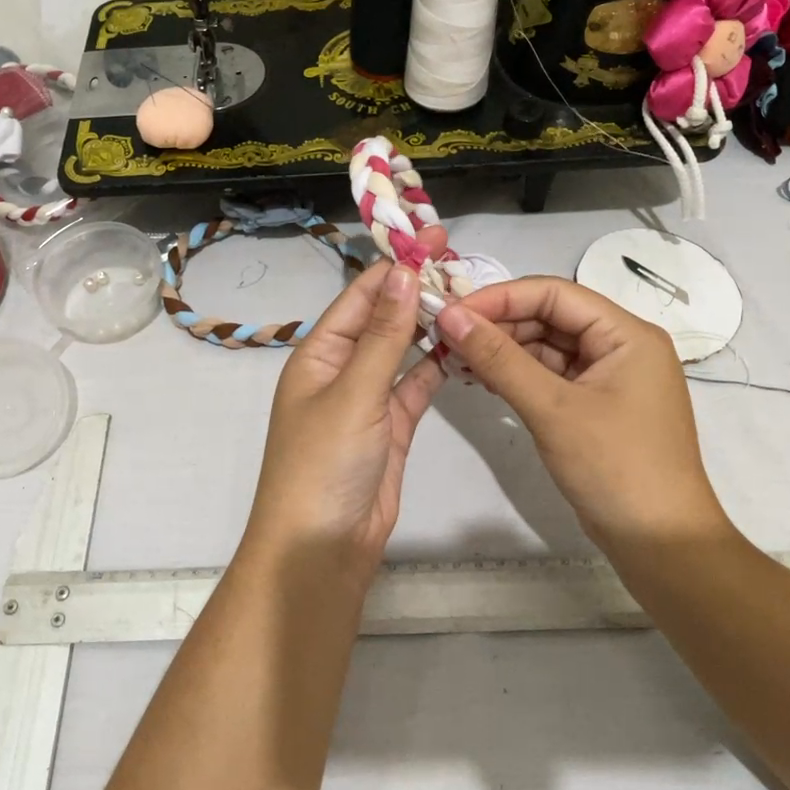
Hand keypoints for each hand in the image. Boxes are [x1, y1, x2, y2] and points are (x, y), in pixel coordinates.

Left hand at [247, 262, 446, 579]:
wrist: (322, 547)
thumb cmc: (325, 464)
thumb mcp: (353, 394)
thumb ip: (383, 336)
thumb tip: (404, 274)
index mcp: (318, 355)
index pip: (359, 298)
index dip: (394, 269)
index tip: (434, 242)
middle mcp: (340, 371)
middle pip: (382, 321)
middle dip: (416, 293)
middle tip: (463, 265)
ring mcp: (368, 401)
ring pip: (402, 352)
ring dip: (430, 327)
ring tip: (472, 297)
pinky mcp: (392, 429)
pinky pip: (416, 386)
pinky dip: (437, 367)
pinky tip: (464, 346)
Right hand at [436, 278, 729, 547]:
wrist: (660, 543)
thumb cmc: (615, 467)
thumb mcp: (551, 409)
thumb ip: (499, 359)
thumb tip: (450, 316)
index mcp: (627, 334)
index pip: (554, 293)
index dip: (500, 296)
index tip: (451, 311)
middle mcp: (622, 346)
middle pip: (551, 317)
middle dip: (499, 324)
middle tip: (446, 337)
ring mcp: (611, 377)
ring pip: (549, 346)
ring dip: (504, 350)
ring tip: (457, 360)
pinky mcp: (598, 405)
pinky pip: (553, 375)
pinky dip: (519, 375)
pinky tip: (483, 380)